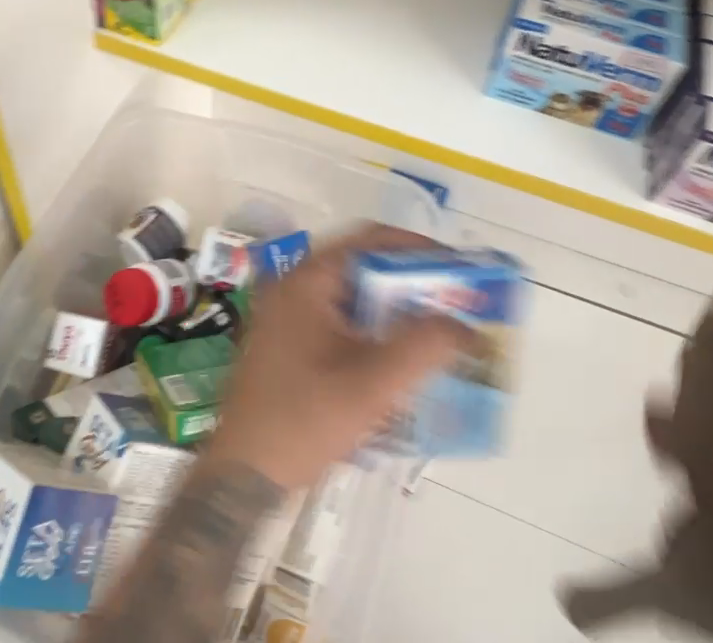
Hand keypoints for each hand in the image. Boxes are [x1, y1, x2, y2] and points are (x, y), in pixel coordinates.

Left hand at [200, 223, 472, 489]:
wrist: (244, 473)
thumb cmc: (304, 420)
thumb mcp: (372, 384)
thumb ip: (424, 346)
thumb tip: (468, 326)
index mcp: (306, 282)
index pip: (370, 239)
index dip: (419, 248)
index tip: (459, 269)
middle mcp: (293, 288)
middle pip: (363, 268)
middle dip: (412, 285)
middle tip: (455, 305)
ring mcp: (286, 317)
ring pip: (353, 298)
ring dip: (394, 312)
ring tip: (437, 334)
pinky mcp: (288, 345)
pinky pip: (340, 323)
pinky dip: (373, 333)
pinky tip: (401, 362)